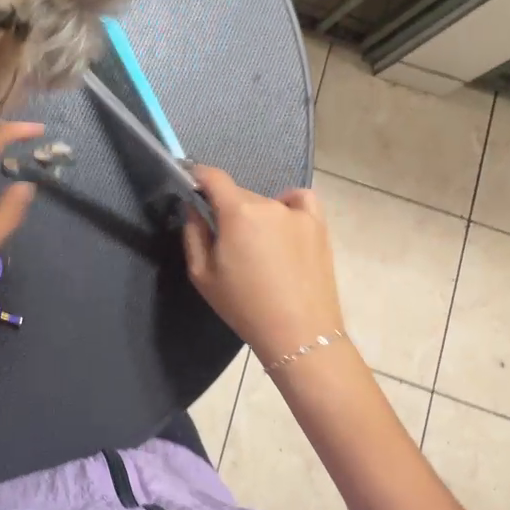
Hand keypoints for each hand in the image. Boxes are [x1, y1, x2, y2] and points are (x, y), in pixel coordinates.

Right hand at [182, 165, 345, 366]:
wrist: (299, 333)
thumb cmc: (244, 306)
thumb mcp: (202, 275)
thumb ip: (193, 234)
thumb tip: (192, 208)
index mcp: (237, 213)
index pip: (212, 177)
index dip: (197, 176)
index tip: (190, 186)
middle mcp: (268, 204)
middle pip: (238, 193)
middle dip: (226, 208)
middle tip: (224, 240)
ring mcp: (297, 213)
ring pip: (265, 202)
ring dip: (254, 215)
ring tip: (258, 247)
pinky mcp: (319, 225)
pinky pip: (300, 200)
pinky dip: (288, 204)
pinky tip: (283, 224)